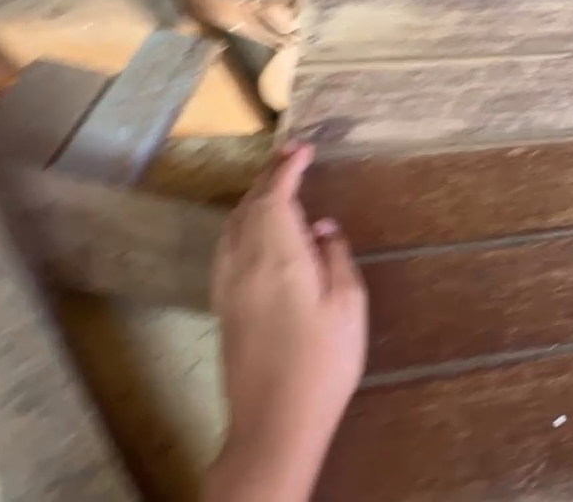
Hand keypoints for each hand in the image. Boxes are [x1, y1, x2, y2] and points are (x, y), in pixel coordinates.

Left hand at [205, 144, 365, 500]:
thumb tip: (323, 228)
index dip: (286, 169)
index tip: (303, 148)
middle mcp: (245, 267)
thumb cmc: (324, 362)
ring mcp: (229, 289)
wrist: (275, 424)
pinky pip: (228, 248)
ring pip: (233, 228)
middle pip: (248, 209)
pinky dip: (243, 223)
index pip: (275, 199)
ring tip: (277, 184)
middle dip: (268, 177)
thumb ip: (335, 258)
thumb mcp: (348, 305)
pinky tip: (259, 228)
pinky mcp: (225, 308)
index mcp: (278, 260)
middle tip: (292, 156)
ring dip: (253, 199)